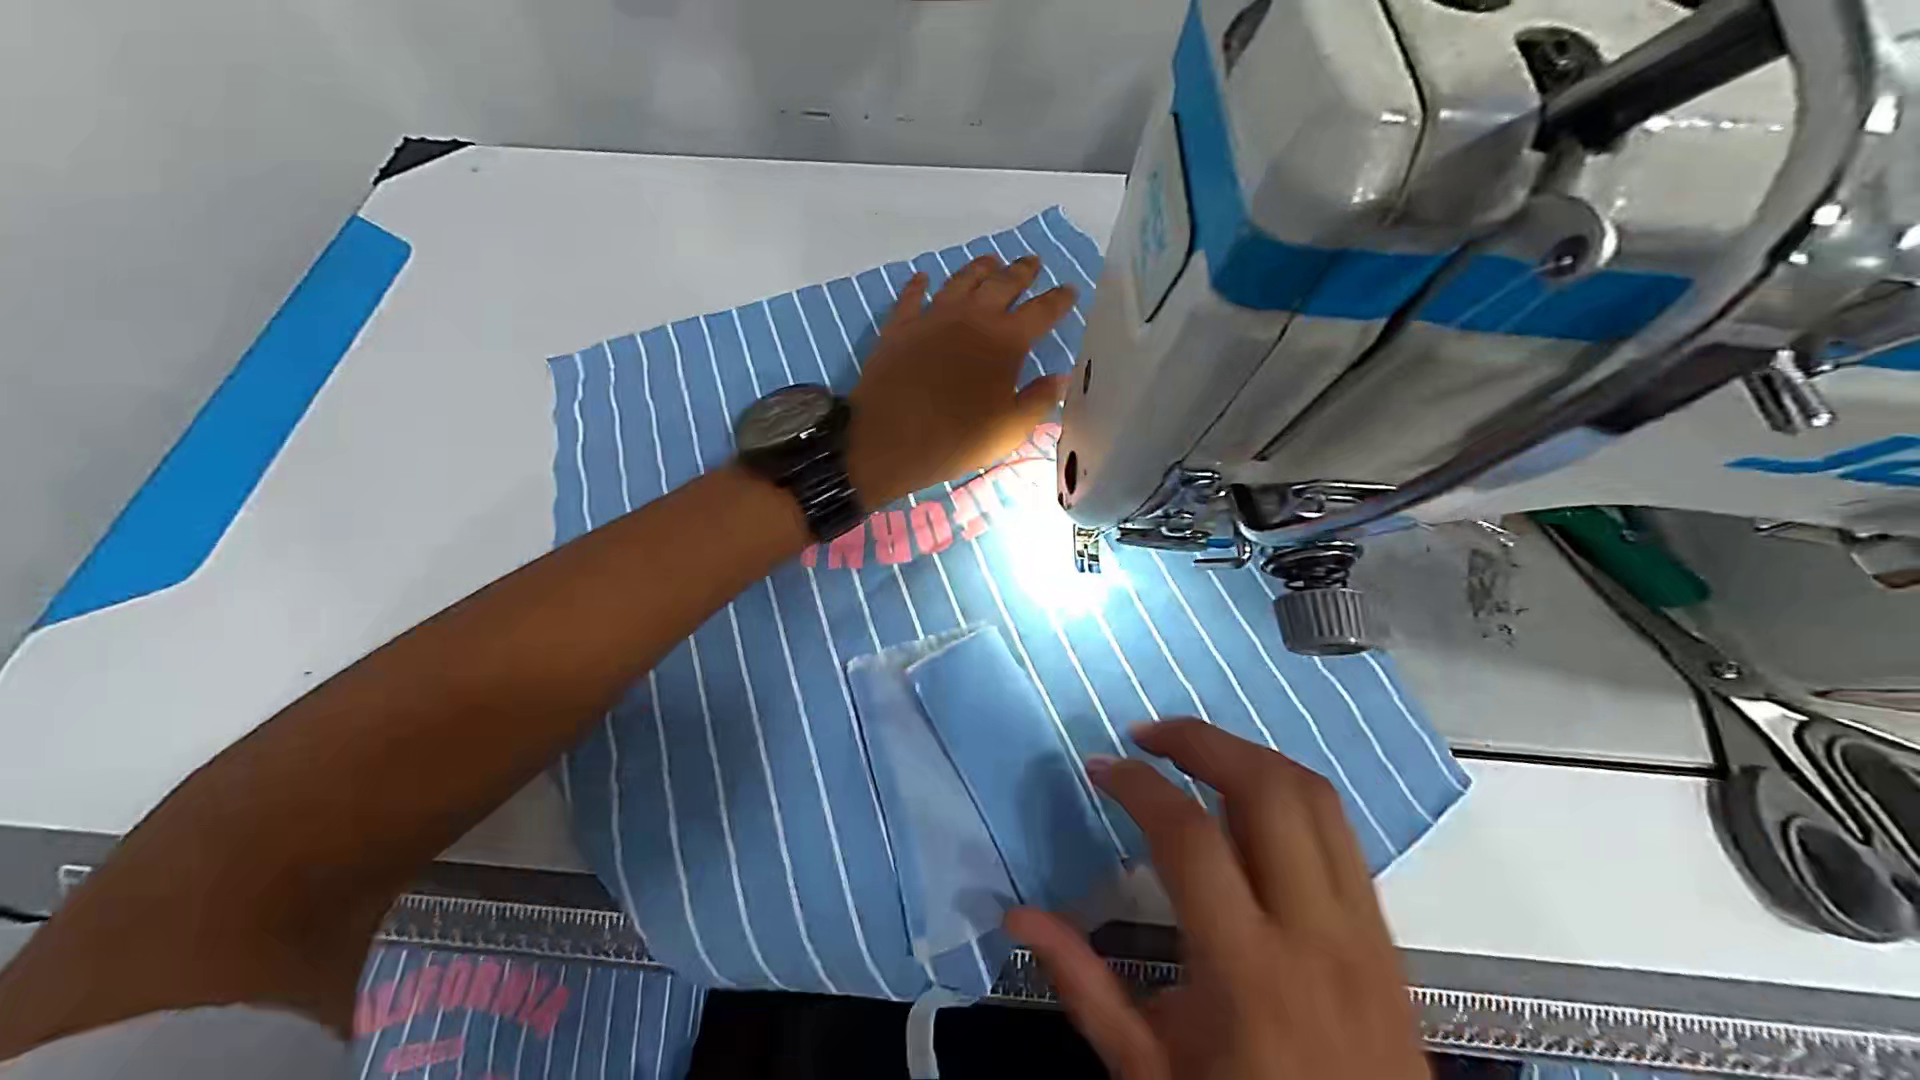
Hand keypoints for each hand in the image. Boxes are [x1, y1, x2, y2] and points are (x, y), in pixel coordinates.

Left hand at [846, 254, 1074, 504]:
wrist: (889, 438)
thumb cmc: (956, 439)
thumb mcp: (1009, 429)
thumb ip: (1038, 400)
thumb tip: (1060, 378)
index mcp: (1006, 341)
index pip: (1042, 311)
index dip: (1059, 299)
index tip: (1070, 290)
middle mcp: (972, 317)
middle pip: (1003, 283)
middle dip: (1022, 271)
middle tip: (1032, 262)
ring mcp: (933, 317)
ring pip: (961, 280)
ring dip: (979, 268)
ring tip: (991, 262)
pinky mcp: (900, 326)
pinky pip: (911, 296)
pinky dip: (919, 284)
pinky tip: (923, 277)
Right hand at [1007, 720, 1428, 1079]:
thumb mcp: (1150, 1071)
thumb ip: (1083, 986)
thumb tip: (1018, 917)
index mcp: (1248, 972)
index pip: (1191, 838)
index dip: (1139, 787)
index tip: (1102, 767)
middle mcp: (1314, 932)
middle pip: (1267, 790)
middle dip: (1201, 741)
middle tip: (1149, 735)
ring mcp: (1362, 925)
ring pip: (1313, 796)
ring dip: (1247, 752)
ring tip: (1192, 749)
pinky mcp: (1385, 928)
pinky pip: (1339, 827)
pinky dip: (1286, 787)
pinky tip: (1245, 794)